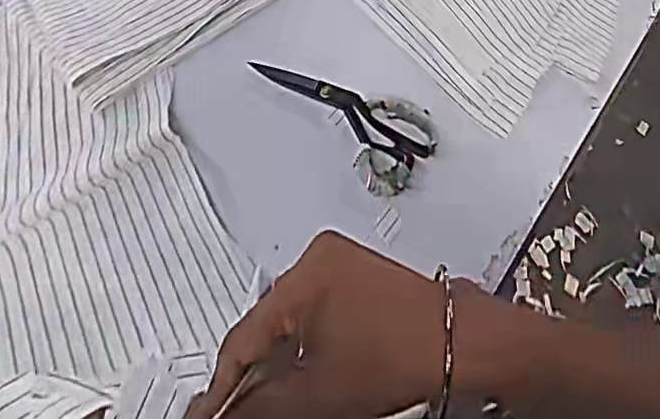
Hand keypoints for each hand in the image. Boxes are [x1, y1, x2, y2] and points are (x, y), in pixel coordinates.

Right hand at [185, 231, 445, 418]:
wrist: (450, 339)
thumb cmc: (401, 354)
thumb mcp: (318, 394)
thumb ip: (261, 406)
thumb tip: (228, 412)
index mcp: (305, 274)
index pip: (244, 335)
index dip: (222, 385)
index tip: (209, 411)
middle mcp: (319, 255)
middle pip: (264, 320)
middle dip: (250, 370)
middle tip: (236, 406)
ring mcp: (336, 259)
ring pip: (286, 313)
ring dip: (274, 355)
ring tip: (268, 396)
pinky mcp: (350, 268)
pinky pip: (308, 303)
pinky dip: (298, 338)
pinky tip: (297, 370)